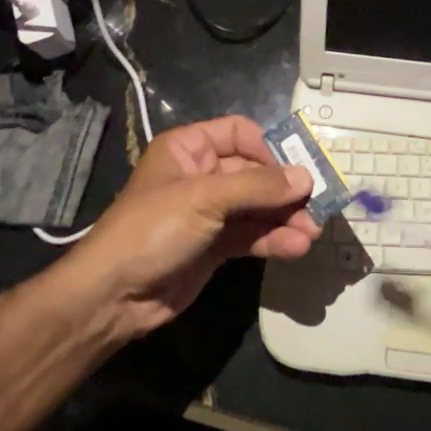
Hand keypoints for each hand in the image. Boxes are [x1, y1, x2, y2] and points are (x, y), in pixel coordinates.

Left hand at [67, 115, 319, 337]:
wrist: (112, 296)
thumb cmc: (152, 229)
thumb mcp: (204, 198)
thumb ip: (258, 186)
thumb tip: (305, 177)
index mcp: (188, 149)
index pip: (239, 133)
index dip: (268, 148)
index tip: (296, 169)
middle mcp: (201, 175)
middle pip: (254, 172)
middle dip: (285, 189)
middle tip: (318, 204)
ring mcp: (208, 213)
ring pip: (257, 207)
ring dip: (285, 218)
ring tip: (313, 232)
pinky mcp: (214, 247)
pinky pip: (251, 235)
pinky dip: (274, 239)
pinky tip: (296, 247)